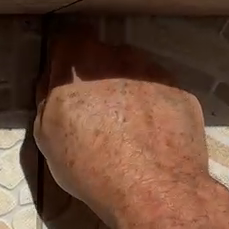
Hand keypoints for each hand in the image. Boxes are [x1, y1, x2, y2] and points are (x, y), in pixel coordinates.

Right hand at [34, 27, 216, 228]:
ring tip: (128, 129)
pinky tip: (152, 137)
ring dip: (127, 89)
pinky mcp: (181, 92)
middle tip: (96, 113)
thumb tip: (52, 83)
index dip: (66, 55)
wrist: (153, 190)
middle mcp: (117, 59)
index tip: (66, 76)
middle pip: (103, 56)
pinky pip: (160, 92)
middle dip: (98, 76)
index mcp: (78, 66)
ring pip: (135, 72)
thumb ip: (47, 100)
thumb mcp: (47, 137)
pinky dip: (154, 107)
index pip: (68, 37)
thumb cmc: (90, 166)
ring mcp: (153, 73)